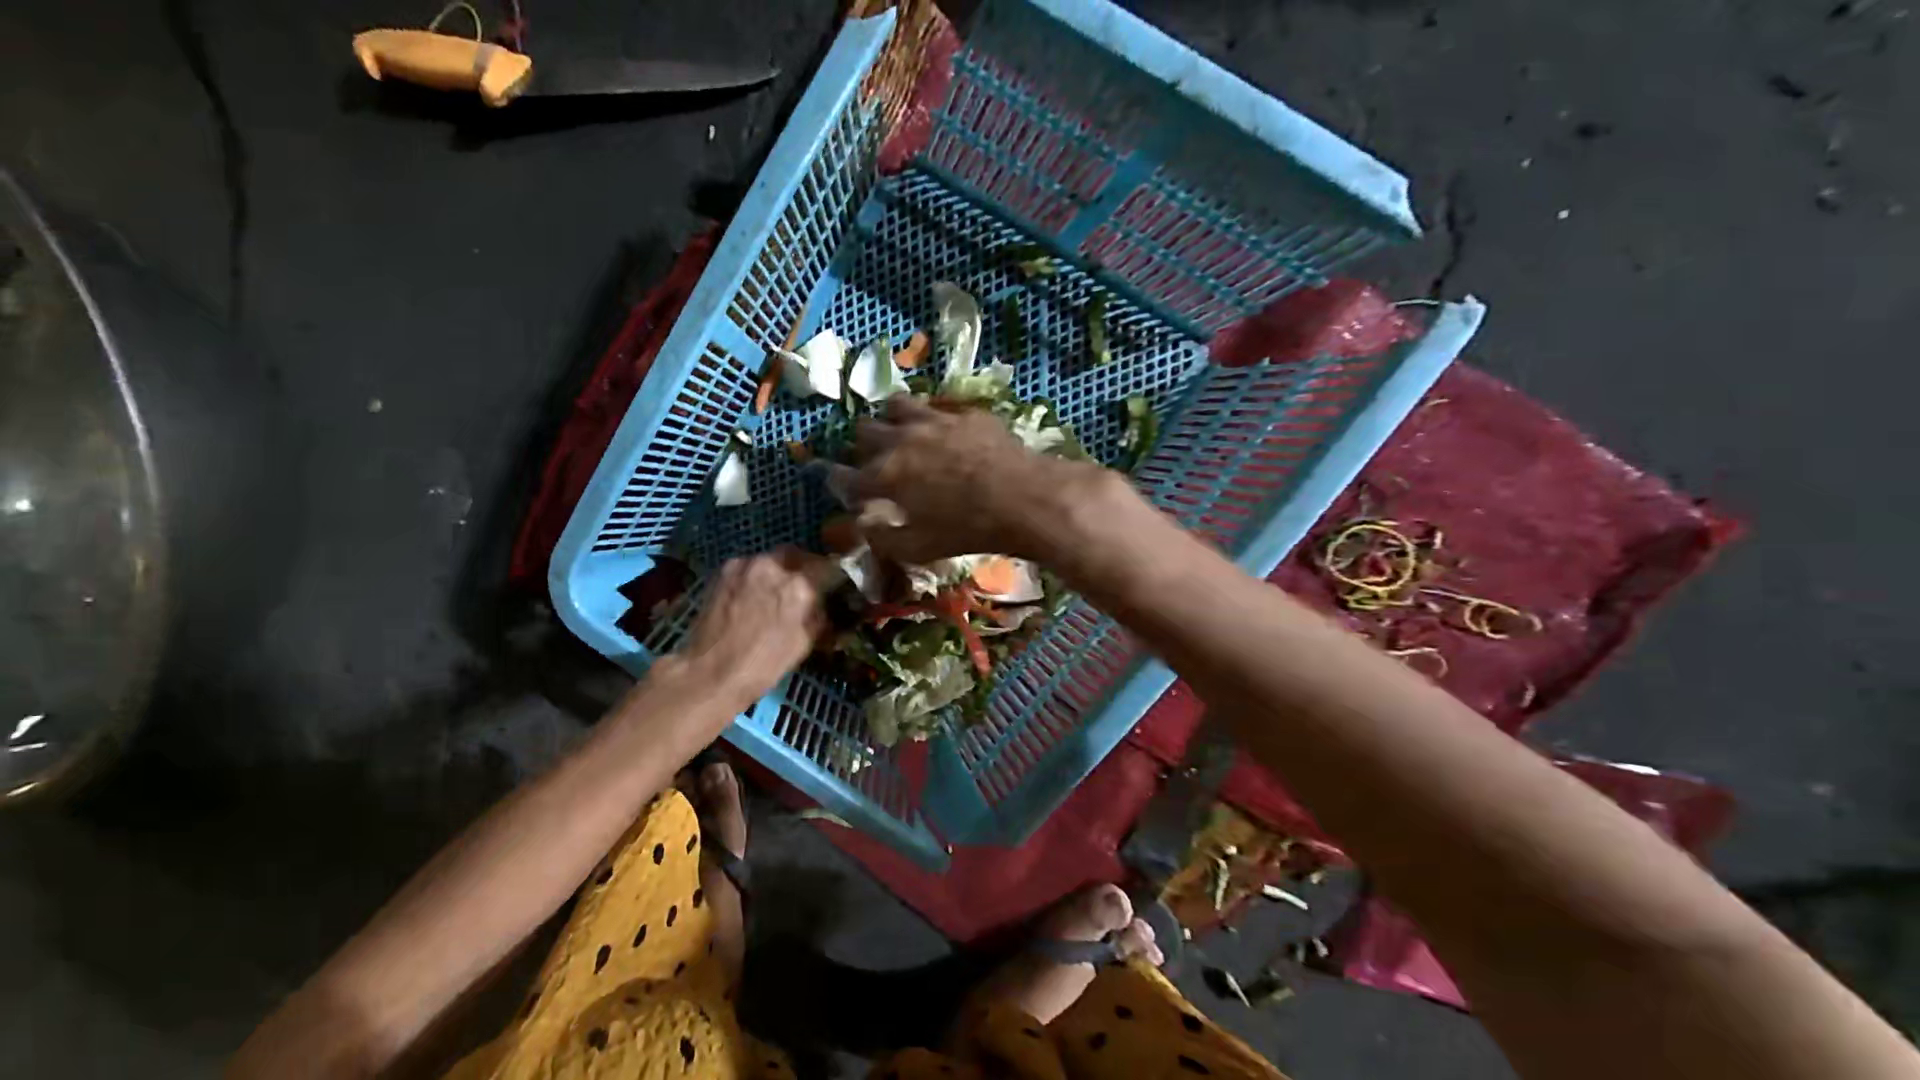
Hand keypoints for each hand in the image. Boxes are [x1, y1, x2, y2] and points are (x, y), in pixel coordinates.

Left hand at [676, 550, 829, 706]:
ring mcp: (746, 564)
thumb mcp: (805, 641)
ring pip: (770, 559)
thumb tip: (822, 601)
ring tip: (770, 594)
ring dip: (776, 571)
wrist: (711, 672)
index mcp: (800, 586)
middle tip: (799, 587)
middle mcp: (774, 566)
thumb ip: (819, 612)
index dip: (829, 575)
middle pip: (796, 555)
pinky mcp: (724, 569)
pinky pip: (748, 566)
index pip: (826, 566)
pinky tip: (748, 596)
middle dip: (801, 567)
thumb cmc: (765, 665)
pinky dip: (753, 576)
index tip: (828, 585)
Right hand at [851, 397, 1116, 563]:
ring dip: (891, 419)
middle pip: (864, 431)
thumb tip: (864, 526)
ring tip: (902, 434)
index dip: (838, 482)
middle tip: (875, 462)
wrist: (1023, 498)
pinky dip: (932, 419)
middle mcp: (901, 440)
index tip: (844, 489)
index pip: (844, 475)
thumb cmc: (968, 530)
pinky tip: (944, 432)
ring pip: (895, 405)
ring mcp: (933, 420)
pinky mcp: (964, 413)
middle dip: (863, 447)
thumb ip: (883, 539)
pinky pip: (937, 407)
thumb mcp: (919, 549)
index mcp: (885, 475)